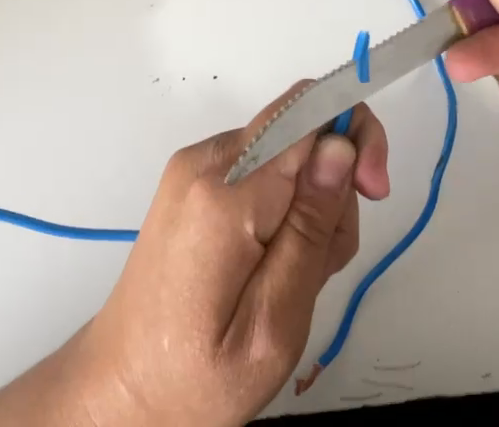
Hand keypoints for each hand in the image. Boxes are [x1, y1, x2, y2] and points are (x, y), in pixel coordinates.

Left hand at [68, 88, 389, 426]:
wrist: (123, 386)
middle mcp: (206, 163)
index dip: (355, 137)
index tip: (375, 192)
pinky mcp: (195, 181)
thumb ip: (310, 230)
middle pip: (303, 132)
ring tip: (293, 279)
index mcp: (225, 195)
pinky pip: (264, 169)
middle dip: (333, 190)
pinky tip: (272, 263)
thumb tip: (339, 145)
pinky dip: (283, 209)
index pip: (308, 113)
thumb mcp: (274, 323)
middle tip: (322, 266)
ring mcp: (196, 168)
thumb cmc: (199, 375)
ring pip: (289, 152)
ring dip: (310, 208)